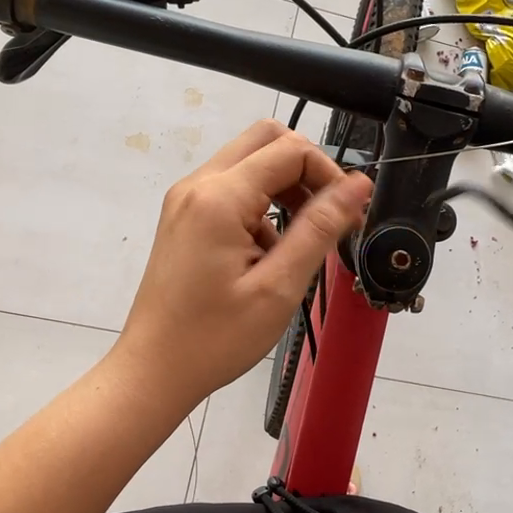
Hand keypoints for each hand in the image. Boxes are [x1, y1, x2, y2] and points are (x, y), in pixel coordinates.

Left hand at [110, 120, 370, 418]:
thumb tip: (358, 185)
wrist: (153, 372)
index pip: (291, 151)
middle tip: (328, 216)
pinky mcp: (185, 217)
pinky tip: (270, 254)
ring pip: (250, 162)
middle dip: (308, 169)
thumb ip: (320, 228)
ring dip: (286, 187)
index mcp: (220, 197)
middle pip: (267, 140)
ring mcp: (187, 200)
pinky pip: (233, 188)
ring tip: (304, 240)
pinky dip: (262, 205)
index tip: (348, 217)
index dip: (330, 175)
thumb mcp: (278, 286)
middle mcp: (199, 186)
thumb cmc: (215, 339)